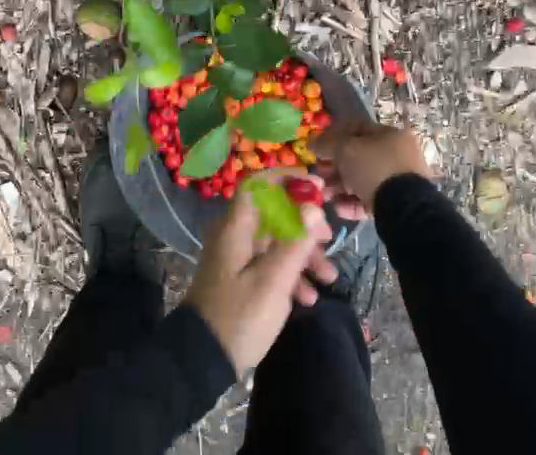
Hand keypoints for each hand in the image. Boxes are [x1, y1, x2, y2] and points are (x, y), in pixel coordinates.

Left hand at [182, 175, 334, 371]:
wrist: (204, 356)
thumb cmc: (239, 314)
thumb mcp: (273, 281)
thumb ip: (295, 242)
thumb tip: (312, 204)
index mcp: (236, 227)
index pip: (258, 184)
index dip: (287, 179)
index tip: (317, 187)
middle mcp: (235, 235)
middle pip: (273, 213)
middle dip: (304, 225)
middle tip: (330, 239)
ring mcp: (237, 257)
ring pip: (276, 241)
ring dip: (303, 255)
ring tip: (328, 277)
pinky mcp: (242, 278)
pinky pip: (270, 264)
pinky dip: (291, 275)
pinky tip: (309, 297)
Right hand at [309, 121, 429, 221]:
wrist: (404, 208)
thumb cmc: (374, 167)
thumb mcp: (345, 149)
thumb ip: (326, 144)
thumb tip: (312, 142)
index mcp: (391, 134)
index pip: (357, 128)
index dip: (334, 135)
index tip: (318, 147)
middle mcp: (398, 155)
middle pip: (358, 156)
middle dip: (335, 166)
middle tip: (319, 174)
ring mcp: (400, 180)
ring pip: (363, 179)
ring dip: (340, 186)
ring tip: (325, 194)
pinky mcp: (398, 203)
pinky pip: (371, 198)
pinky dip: (353, 202)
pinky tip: (338, 208)